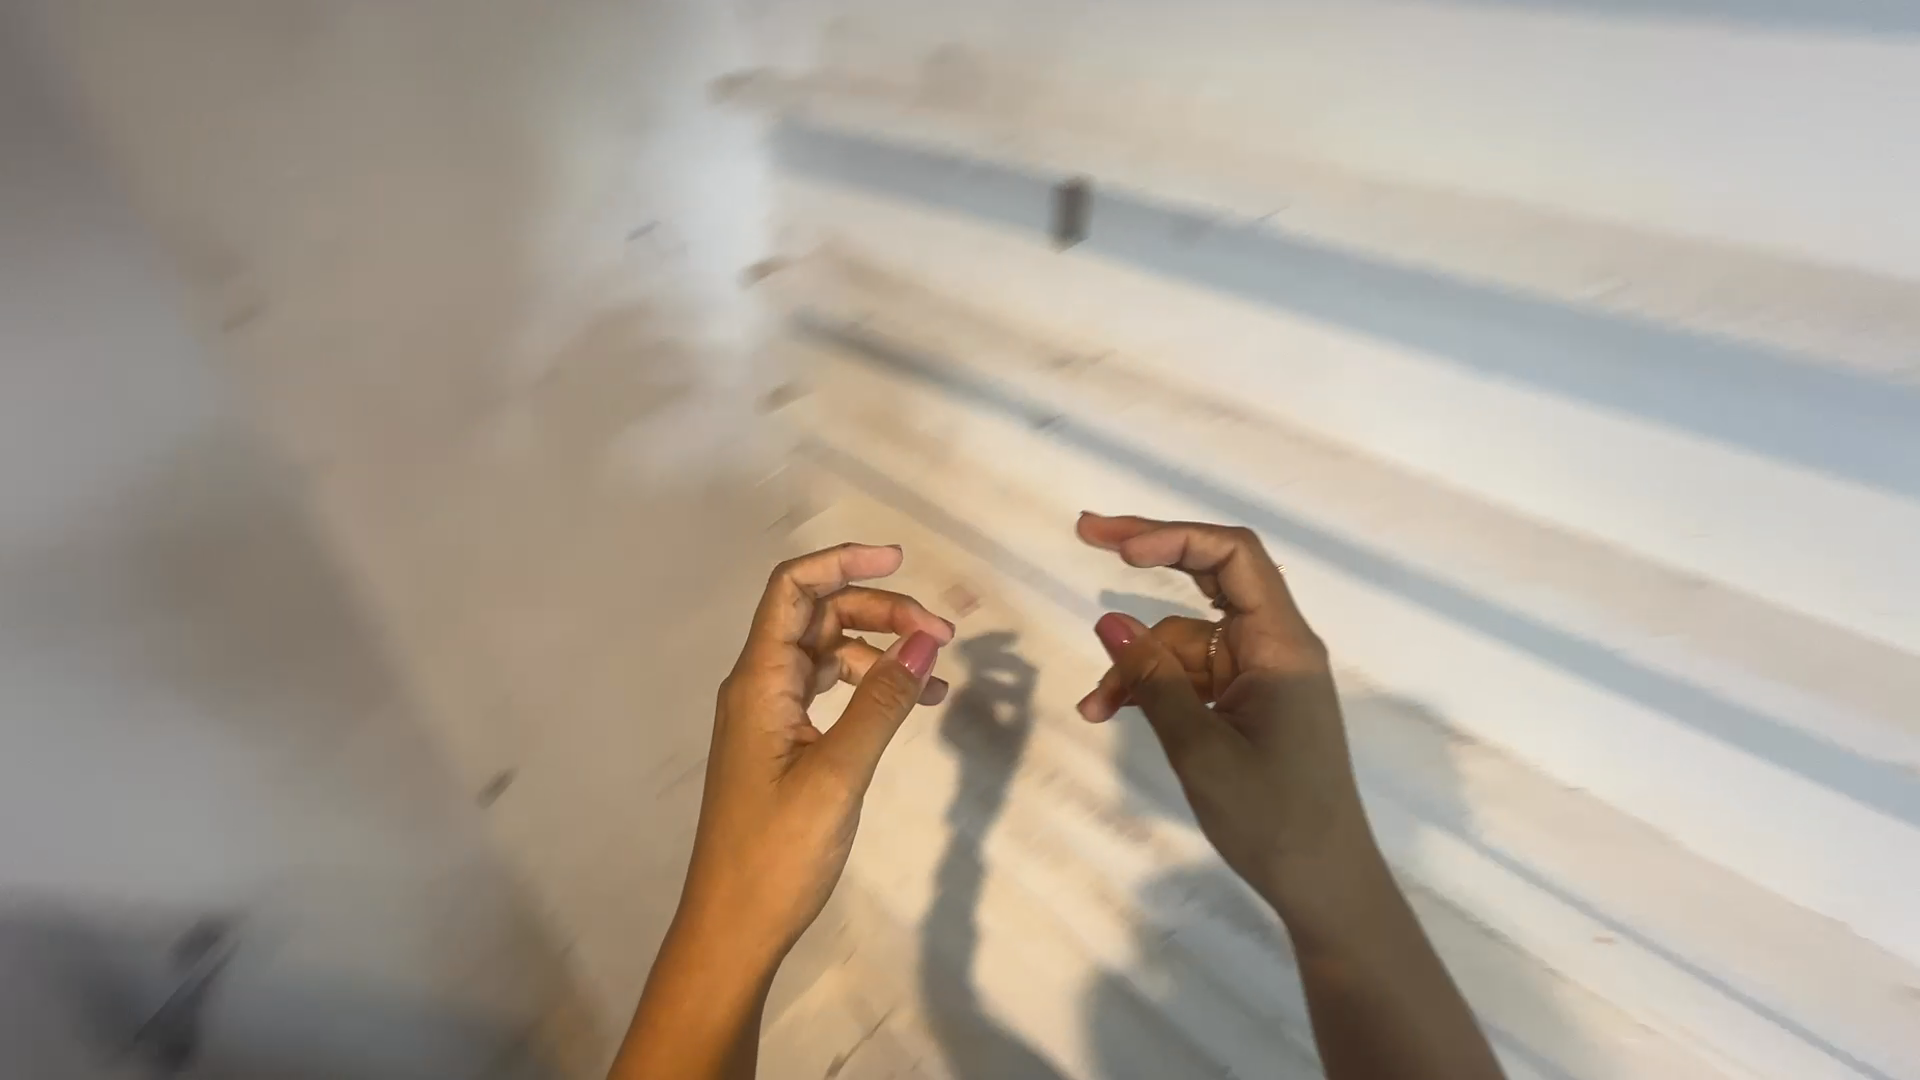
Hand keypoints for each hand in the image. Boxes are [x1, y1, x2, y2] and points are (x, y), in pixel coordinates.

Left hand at [613, 543, 952, 1079]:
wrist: (733, 930)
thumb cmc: (778, 852)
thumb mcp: (839, 771)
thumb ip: (882, 700)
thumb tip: (926, 639)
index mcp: (759, 679)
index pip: (793, 589)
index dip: (843, 561)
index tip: (900, 560)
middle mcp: (761, 685)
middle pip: (819, 616)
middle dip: (880, 611)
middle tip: (940, 634)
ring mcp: (772, 713)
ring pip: (829, 652)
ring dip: (881, 650)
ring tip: (937, 671)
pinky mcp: (785, 741)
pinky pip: (832, 692)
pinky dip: (872, 687)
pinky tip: (913, 703)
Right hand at [1075, 513, 1377, 920]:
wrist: (1323, 888)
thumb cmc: (1273, 817)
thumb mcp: (1200, 747)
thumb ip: (1153, 679)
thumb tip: (1108, 621)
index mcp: (1280, 643)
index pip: (1234, 555)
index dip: (1174, 537)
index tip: (1115, 547)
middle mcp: (1273, 644)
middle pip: (1210, 574)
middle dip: (1149, 555)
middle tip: (1086, 532)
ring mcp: (1258, 671)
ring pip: (1184, 638)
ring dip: (1136, 663)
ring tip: (1095, 706)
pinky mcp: (1244, 698)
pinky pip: (1188, 673)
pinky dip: (1150, 687)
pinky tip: (1112, 711)